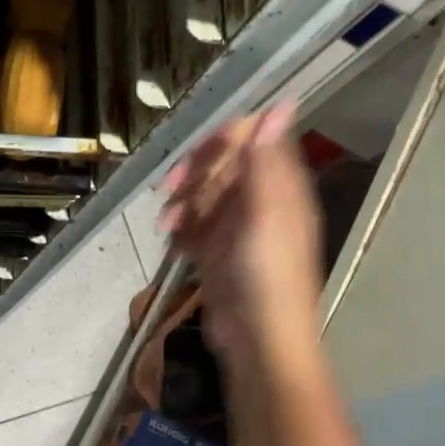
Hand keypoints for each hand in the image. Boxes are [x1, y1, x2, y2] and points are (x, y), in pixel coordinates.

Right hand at [157, 103, 322, 358]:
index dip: (223, 141)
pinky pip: (194, 231)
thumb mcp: (266, 215)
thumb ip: (266, 163)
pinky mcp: (216, 256)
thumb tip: (280, 106)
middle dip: (193, 174)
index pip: (253, 141)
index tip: (192, 158)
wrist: (258, 339)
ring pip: (204, 198)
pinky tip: (171, 243)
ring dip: (181, 204)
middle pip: (223, 168)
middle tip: (167, 191)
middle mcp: (259, 203)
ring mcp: (236, 231)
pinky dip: (180, 231)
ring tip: (164, 225)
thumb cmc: (267, 278)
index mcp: (280, 189)